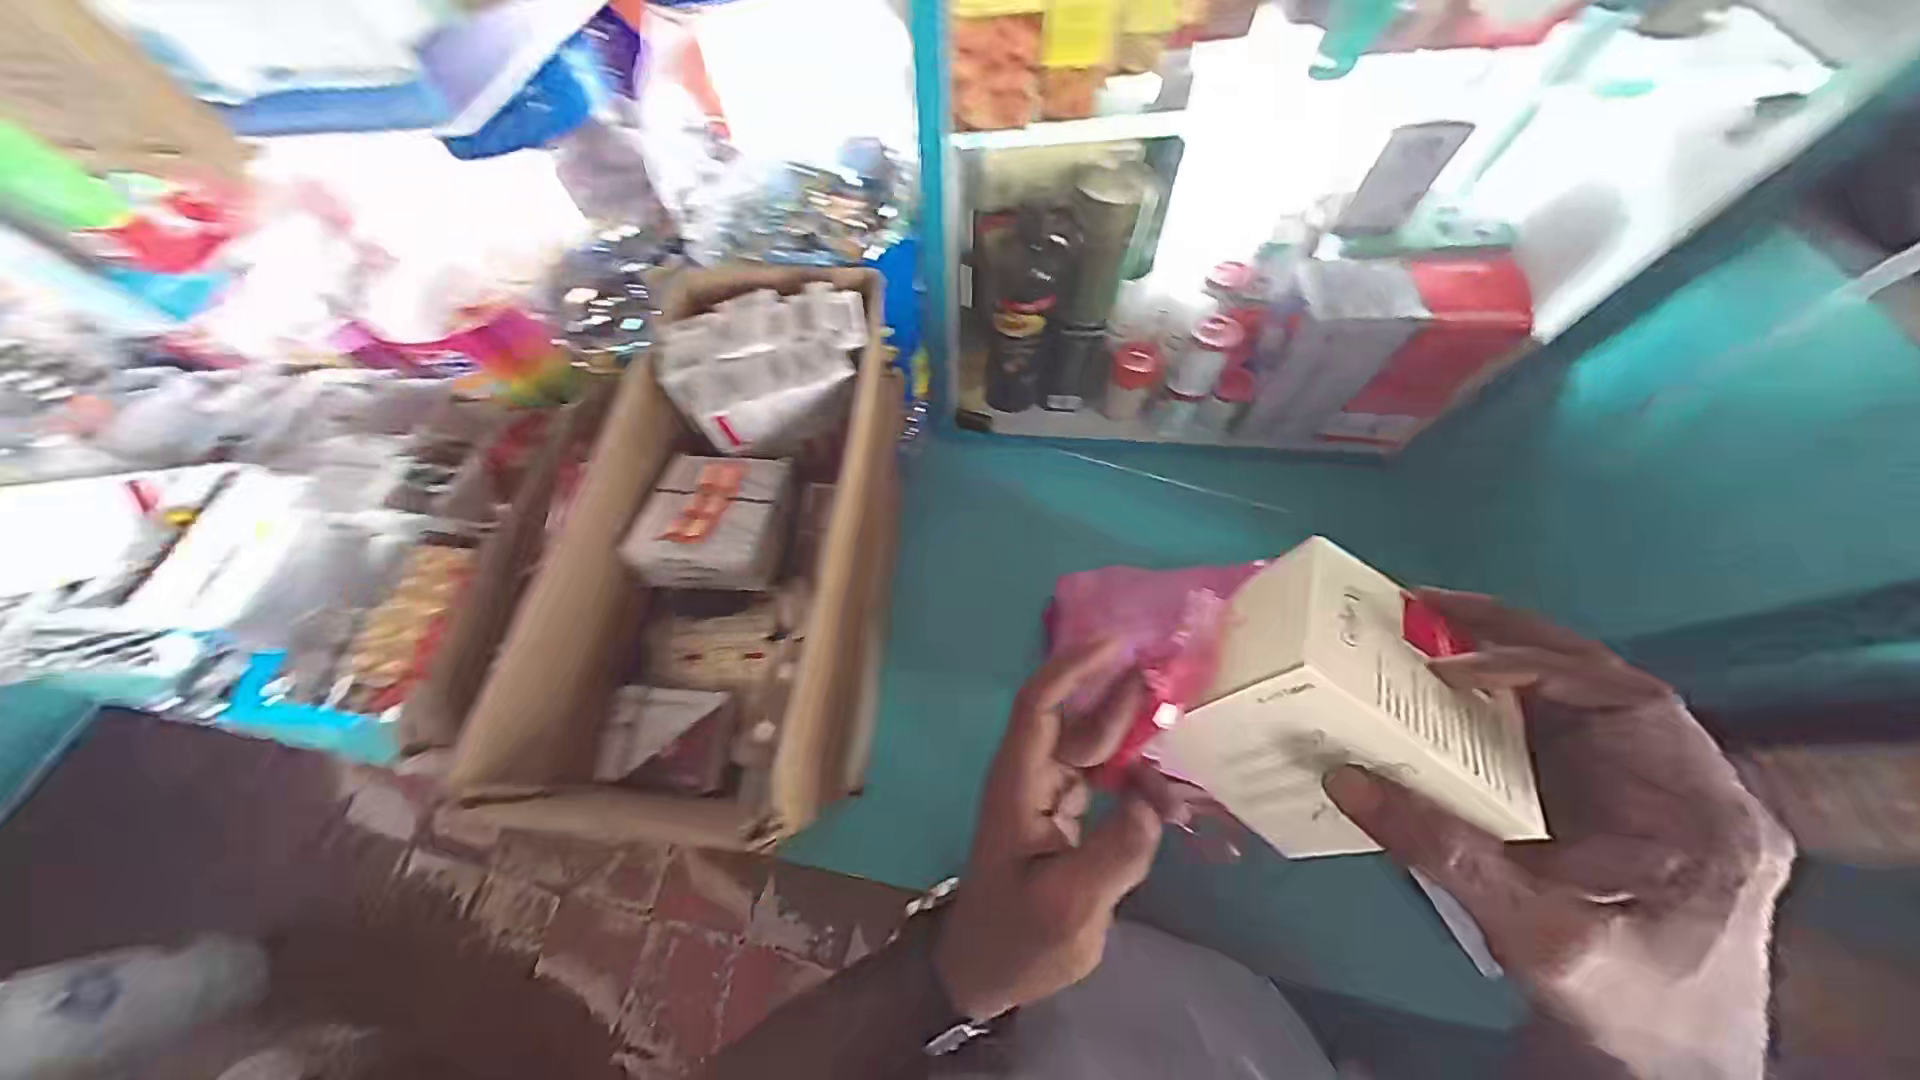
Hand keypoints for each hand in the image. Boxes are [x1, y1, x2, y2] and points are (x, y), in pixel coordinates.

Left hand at [932, 640, 1166, 1020]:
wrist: (983, 969)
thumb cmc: (1014, 937)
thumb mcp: (1068, 908)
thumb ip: (1115, 854)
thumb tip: (1153, 802)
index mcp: (1018, 782)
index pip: (1040, 705)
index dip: (1072, 668)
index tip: (1117, 645)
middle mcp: (1030, 773)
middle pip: (1074, 718)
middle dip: (1118, 694)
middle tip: (1169, 678)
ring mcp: (1045, 790)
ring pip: (1091, 745)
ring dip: (1131, 737)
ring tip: (1177, 731)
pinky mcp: (1061, 809)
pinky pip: (1100, 776)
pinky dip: (1132, 775)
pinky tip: (1165, 787)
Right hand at [1325, 590, 1794, 1078]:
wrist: (1655, 1059)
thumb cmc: (1624, 1002)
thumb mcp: (1533, 931)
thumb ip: (1441, 851)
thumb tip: (1345, 777)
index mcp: (1700, 809)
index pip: (1629, 700)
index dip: (1538, 666)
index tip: (1451, 667)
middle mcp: (1670, 778)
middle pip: (1592, 678)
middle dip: (1505, 635)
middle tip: (1421, 607)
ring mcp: (1628, 783)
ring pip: (1561, 693)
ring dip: (1490, 654)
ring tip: (1418, 630)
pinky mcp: (1585, 793)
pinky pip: (1532, 725)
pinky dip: (1480, 696)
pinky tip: (1432, 687)